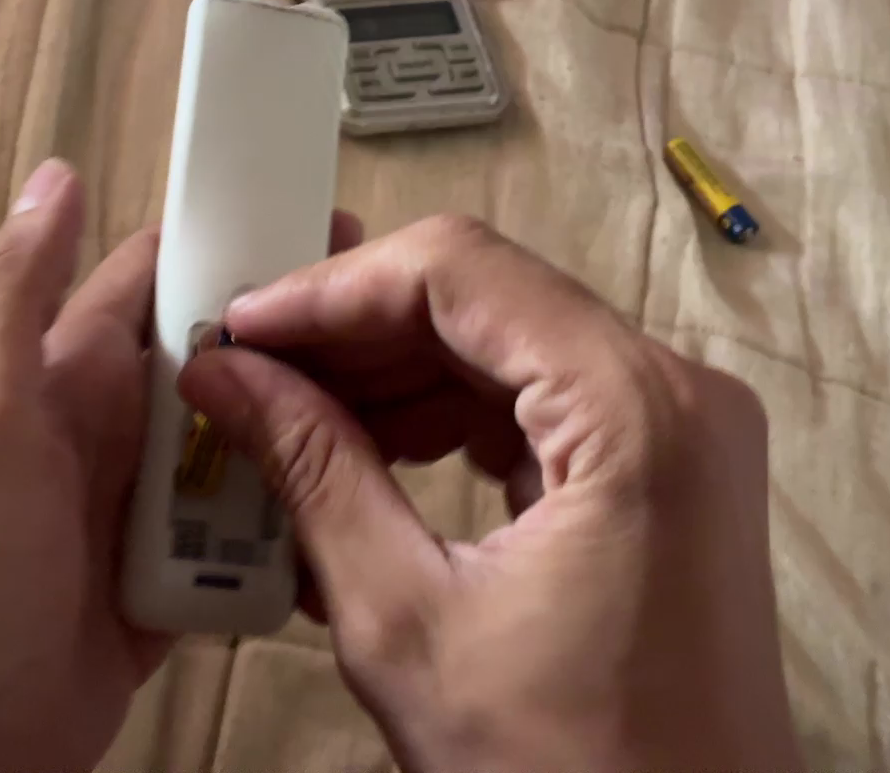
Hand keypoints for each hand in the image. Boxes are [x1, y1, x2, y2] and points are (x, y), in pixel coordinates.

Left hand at [0, 160, 364, 772]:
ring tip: (399, 406)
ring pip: (247, 431)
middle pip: (222, 351)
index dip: (233, 242)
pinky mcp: (179, 563)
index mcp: (76, 367)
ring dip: (305, 419)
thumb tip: (55, 174)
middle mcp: (120, 418)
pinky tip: (354, 495)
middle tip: (388, 327)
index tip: (326, 229)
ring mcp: (152, 494)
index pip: (164, 274)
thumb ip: (12, 295)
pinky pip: (248, 515)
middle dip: (292, 332)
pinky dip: (292, 502)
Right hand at [178, 216, 800, 772]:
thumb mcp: (403, 617)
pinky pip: (521, 395)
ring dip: (385, 370)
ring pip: (493, 340)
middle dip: (351, 329)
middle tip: (251, 366)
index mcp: (631, 408)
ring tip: (289, 412)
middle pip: (478, 295)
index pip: (458, 271)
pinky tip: (361, 448)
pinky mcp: (648, 458)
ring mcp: (666, 421)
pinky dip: (433, 411)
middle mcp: (667, 387)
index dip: (334, 289)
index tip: (246, 325)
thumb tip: (222, 377)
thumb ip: (310, 469)